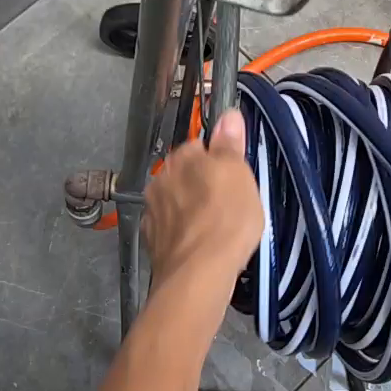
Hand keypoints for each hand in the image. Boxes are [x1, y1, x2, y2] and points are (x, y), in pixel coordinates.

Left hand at [142, 110, 262, 304]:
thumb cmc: (225, 219)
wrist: (199, 274)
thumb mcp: (238, 174)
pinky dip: (183, 233)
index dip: (218, 159)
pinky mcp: (152, 243)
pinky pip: (171, 229)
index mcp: (180, 158)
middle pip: (185, 174)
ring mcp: (153, 213)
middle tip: (230, 202)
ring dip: (190, 209)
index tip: (234, 176)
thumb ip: (230, 144)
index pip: (199, 145)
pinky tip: (199, 245)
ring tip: (216, 228)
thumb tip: (228, 116)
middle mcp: (160, 180)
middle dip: (202, 184)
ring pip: (177, 202)